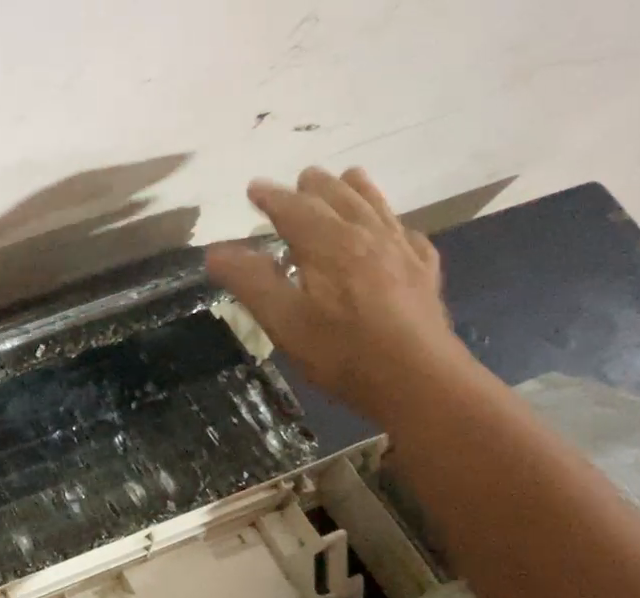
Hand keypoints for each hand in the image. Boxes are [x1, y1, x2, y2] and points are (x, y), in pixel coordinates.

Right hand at [207, 167, 474, 420]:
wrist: (416, 378)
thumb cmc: (341, 352)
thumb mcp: (283, 321)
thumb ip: (251, 282)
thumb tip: (216, 251)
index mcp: (331, 245)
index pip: (296, 210)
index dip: (273, 198)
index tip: (254, 189)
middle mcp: (369, 236)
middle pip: (340, 199)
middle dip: (316, 187)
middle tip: (301, 178)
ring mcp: (402, 252)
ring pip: (377, 208)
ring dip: (358, 191)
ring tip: (349, 177)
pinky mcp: (423, 273)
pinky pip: (407, 235)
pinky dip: (392, 224)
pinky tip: (394, 232)